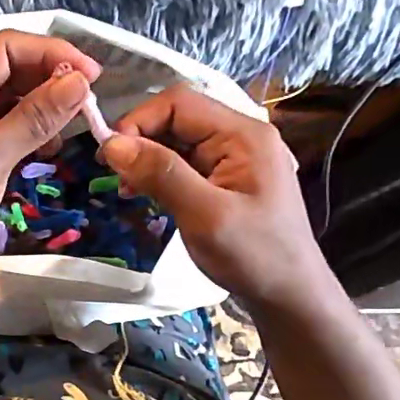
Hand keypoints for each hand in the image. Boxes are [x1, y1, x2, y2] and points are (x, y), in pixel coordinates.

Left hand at [0, 30, 102, 302]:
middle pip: (11, 70)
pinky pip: (8, 128)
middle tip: (87, 103)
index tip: (91, 74)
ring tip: (72, 126)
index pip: (6, 47)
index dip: (51, 52)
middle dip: (51, 79)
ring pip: (12, 100)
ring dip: (44, 106)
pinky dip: (32, 131)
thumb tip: (78, 81)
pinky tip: (50, 147)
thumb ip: (34, 118)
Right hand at [101, 84, 331, 311]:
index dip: (138, 121)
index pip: (179, 103)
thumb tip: (113, 144)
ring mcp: (234, 158)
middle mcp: (240, 136)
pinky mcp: (225, 179)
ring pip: (176, 142)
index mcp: (243, 134)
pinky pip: (184, 163)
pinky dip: (159, 174)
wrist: (289, 296)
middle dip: (140, 141)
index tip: (110, 156)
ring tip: (128, 189)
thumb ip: (161, 174)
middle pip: (177, 119)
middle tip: (115, 177)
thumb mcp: (204, 215)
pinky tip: (146, 194)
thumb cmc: (253, 256)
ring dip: (146, 159)